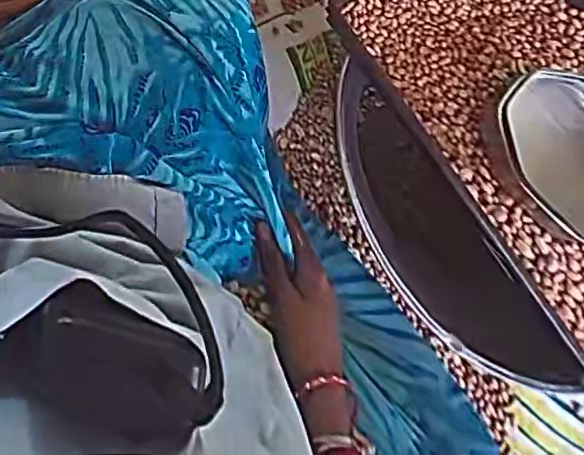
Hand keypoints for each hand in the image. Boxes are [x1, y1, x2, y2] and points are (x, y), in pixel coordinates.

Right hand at [255, 209, 343, 387]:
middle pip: (300, 246)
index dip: (282, 216)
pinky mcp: (320, 308)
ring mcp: (324, 293)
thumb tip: (264, 227)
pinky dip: (289, 268)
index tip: (266, 203)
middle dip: (282, 233)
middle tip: (260, 221)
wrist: (320, 381)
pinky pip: (302, 276)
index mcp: (314, 270)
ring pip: (301, 262)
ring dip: (284, 251)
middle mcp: (322, 277)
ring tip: (264, 244)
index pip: (297, 232)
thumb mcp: (281, 295)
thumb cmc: (299, 336)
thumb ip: (273, 261)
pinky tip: (276, 273)